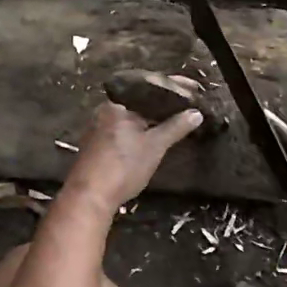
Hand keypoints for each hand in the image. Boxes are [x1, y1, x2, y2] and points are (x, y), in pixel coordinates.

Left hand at [63, 101, 203, 210]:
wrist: (90, 197)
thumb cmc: (124, 166)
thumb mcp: (155, 146)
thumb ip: (175, 127)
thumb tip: (196, 113)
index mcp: (118, 105)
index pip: (151, 90)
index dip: (175, 89)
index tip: (195, 90)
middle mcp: (105, 112)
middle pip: (141, 104)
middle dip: (163, 106)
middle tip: (187, 107)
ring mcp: (98, 129)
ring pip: (132, 119)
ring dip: (151, 121)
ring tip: (175, 122)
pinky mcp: (96, 146)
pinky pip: (124, 132)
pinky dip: (140, 133)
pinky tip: (153, 138)